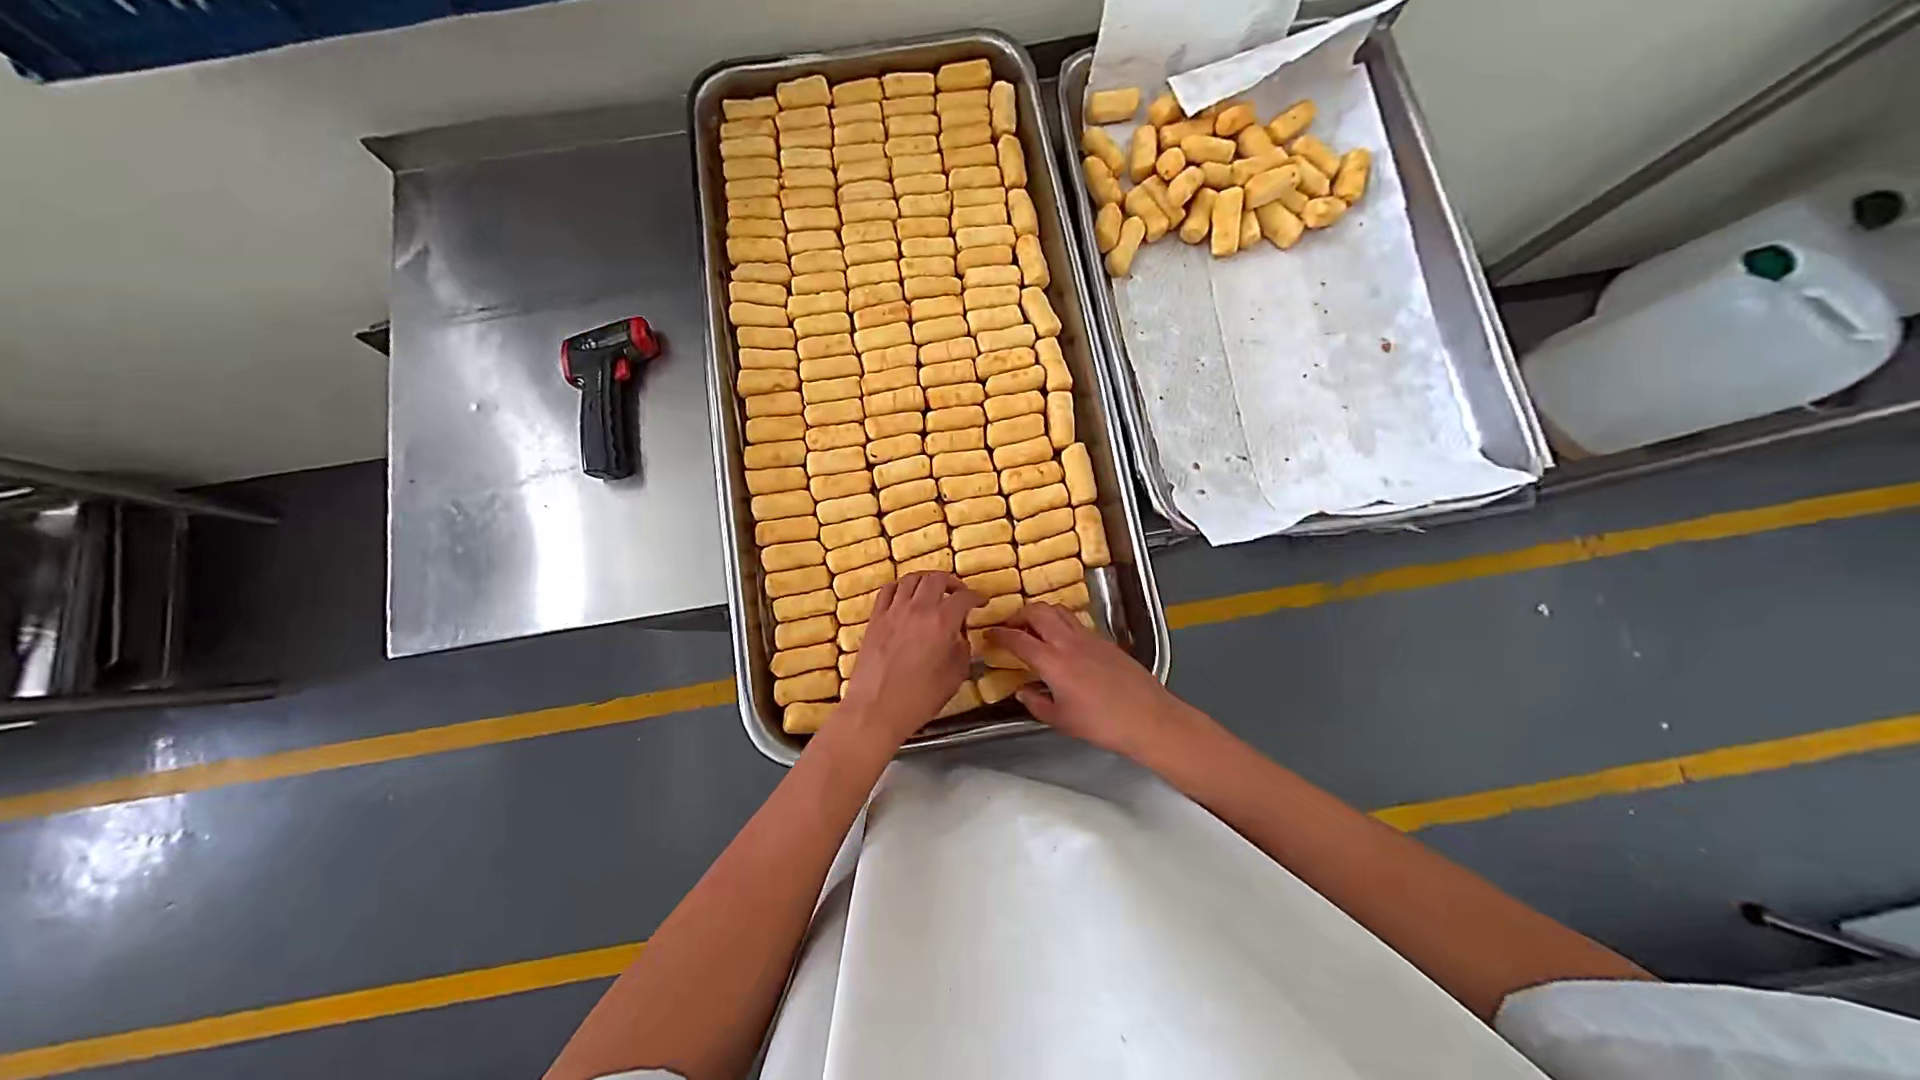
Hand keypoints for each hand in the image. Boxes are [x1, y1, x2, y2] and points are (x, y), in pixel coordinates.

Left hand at [837, 572, 981, 745]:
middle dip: (952, 583)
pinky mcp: (875, 619)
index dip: (976, 596)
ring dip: (926, 580)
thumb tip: (960, 639)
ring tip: (933, 590)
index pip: (963, 598)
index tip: (981, 601)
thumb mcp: (954, 677)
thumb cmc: (919, 699)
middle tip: (958, 593)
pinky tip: (905, 595)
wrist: (876, 709)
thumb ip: (962, 651)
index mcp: (942, 622)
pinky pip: (888, 591)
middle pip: (936, 579)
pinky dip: (901, 587)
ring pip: (911, 579)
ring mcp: (893, 612)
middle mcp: (918, 609)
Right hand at [987, 602, 1207, 762]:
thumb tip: (1023, 691)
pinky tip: (1062, 641)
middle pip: (1037, 611)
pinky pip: (1076, 622)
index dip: (999, 634)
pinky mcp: (1105, 640)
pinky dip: (1061, 623)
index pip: (1018, 639)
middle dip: (1019, 614)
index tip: (988, 634)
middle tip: (1010, 626)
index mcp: (1052, 661)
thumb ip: (1036, 703)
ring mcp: (1089, 637)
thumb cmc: (1101, 724)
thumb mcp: (1060, 720)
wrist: (1148, 717)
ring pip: (1058, 610)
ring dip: (1041, 613)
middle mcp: (1068, 642)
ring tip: (1034, 627)